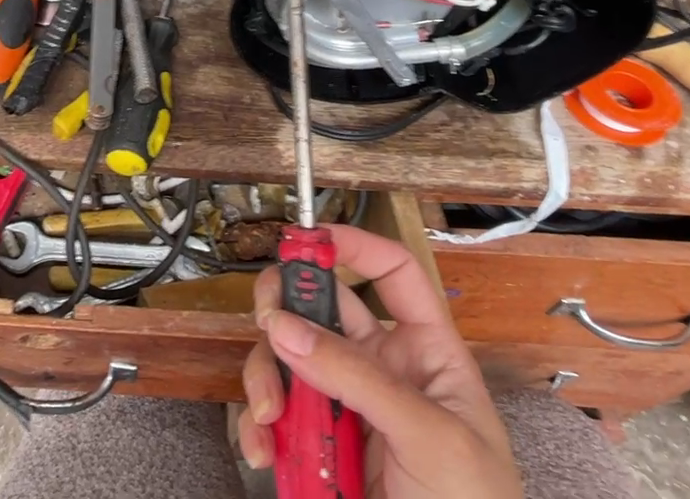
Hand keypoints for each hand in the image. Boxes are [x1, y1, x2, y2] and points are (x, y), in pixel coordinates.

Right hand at [239, 224, 520, 498]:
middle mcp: (379, 366)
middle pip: (320, 306)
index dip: (354, 245)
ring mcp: (342, 403)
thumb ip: (358, 379)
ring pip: (286, 356)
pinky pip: (274, 413)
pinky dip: (259, 426)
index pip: (394, 274)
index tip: (305, 239)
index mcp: (425, 351)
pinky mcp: (314, 440)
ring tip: (271, 417)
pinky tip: (265, 450)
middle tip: (265, 320)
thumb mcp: (430, 437)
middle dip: (284, 307)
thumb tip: (285, 325)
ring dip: (266, 378)